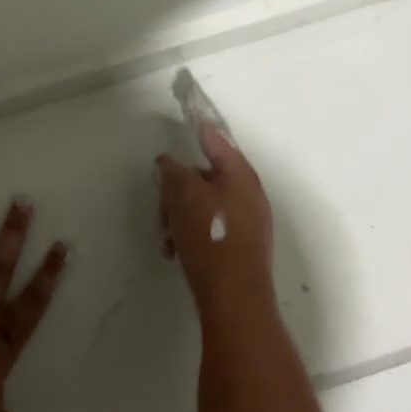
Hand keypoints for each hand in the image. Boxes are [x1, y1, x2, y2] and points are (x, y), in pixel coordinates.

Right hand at [156, 122, 274, 311]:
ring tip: (166, 236)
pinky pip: (208, 229)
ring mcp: (246, 224)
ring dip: (179, 214)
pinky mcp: (239, 249)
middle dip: (178, 187)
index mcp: (241, 176)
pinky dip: (189, 234)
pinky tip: (174, 251)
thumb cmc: (211, 237)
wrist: (234, 300)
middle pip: (206, 176)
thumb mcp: (184, 195)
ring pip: (203, 205)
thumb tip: (168, 163)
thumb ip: (173, 171)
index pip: (217, 140)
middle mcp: (249, 196)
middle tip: (161, 202)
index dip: (201, 127)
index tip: (191, 111)